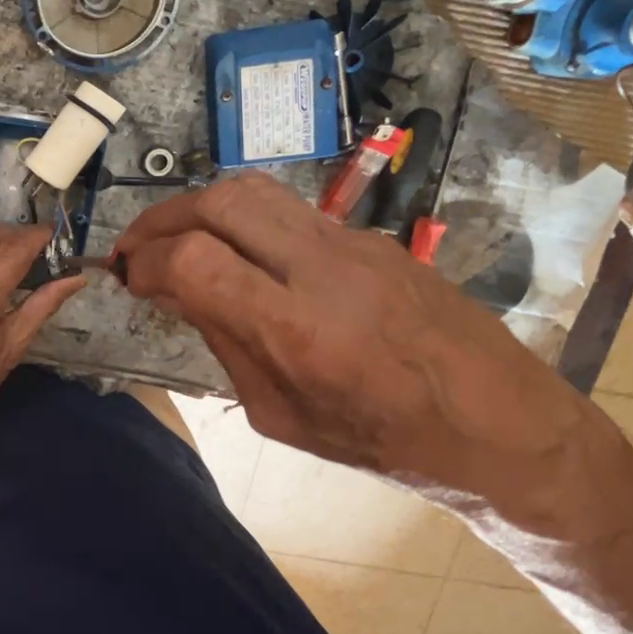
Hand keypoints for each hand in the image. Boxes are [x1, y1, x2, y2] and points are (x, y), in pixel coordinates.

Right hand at [114, 172, 624, 529]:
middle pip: (218, 202)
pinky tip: (235, 254)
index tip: (128, 279)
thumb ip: (226, 344)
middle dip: (159, 219)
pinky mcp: (371, 238)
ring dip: (196, 207)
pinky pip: (287, 210)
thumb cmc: (386, 443)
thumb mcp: (282, 415)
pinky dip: (239, 220)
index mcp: (298, 332)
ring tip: (174, 239)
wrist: (504, 427)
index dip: (145, 261)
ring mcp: (353, 245)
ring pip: (252, 190)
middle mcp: (323, 271)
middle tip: (136, 249)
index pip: (194, 259)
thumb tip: (178, 291)